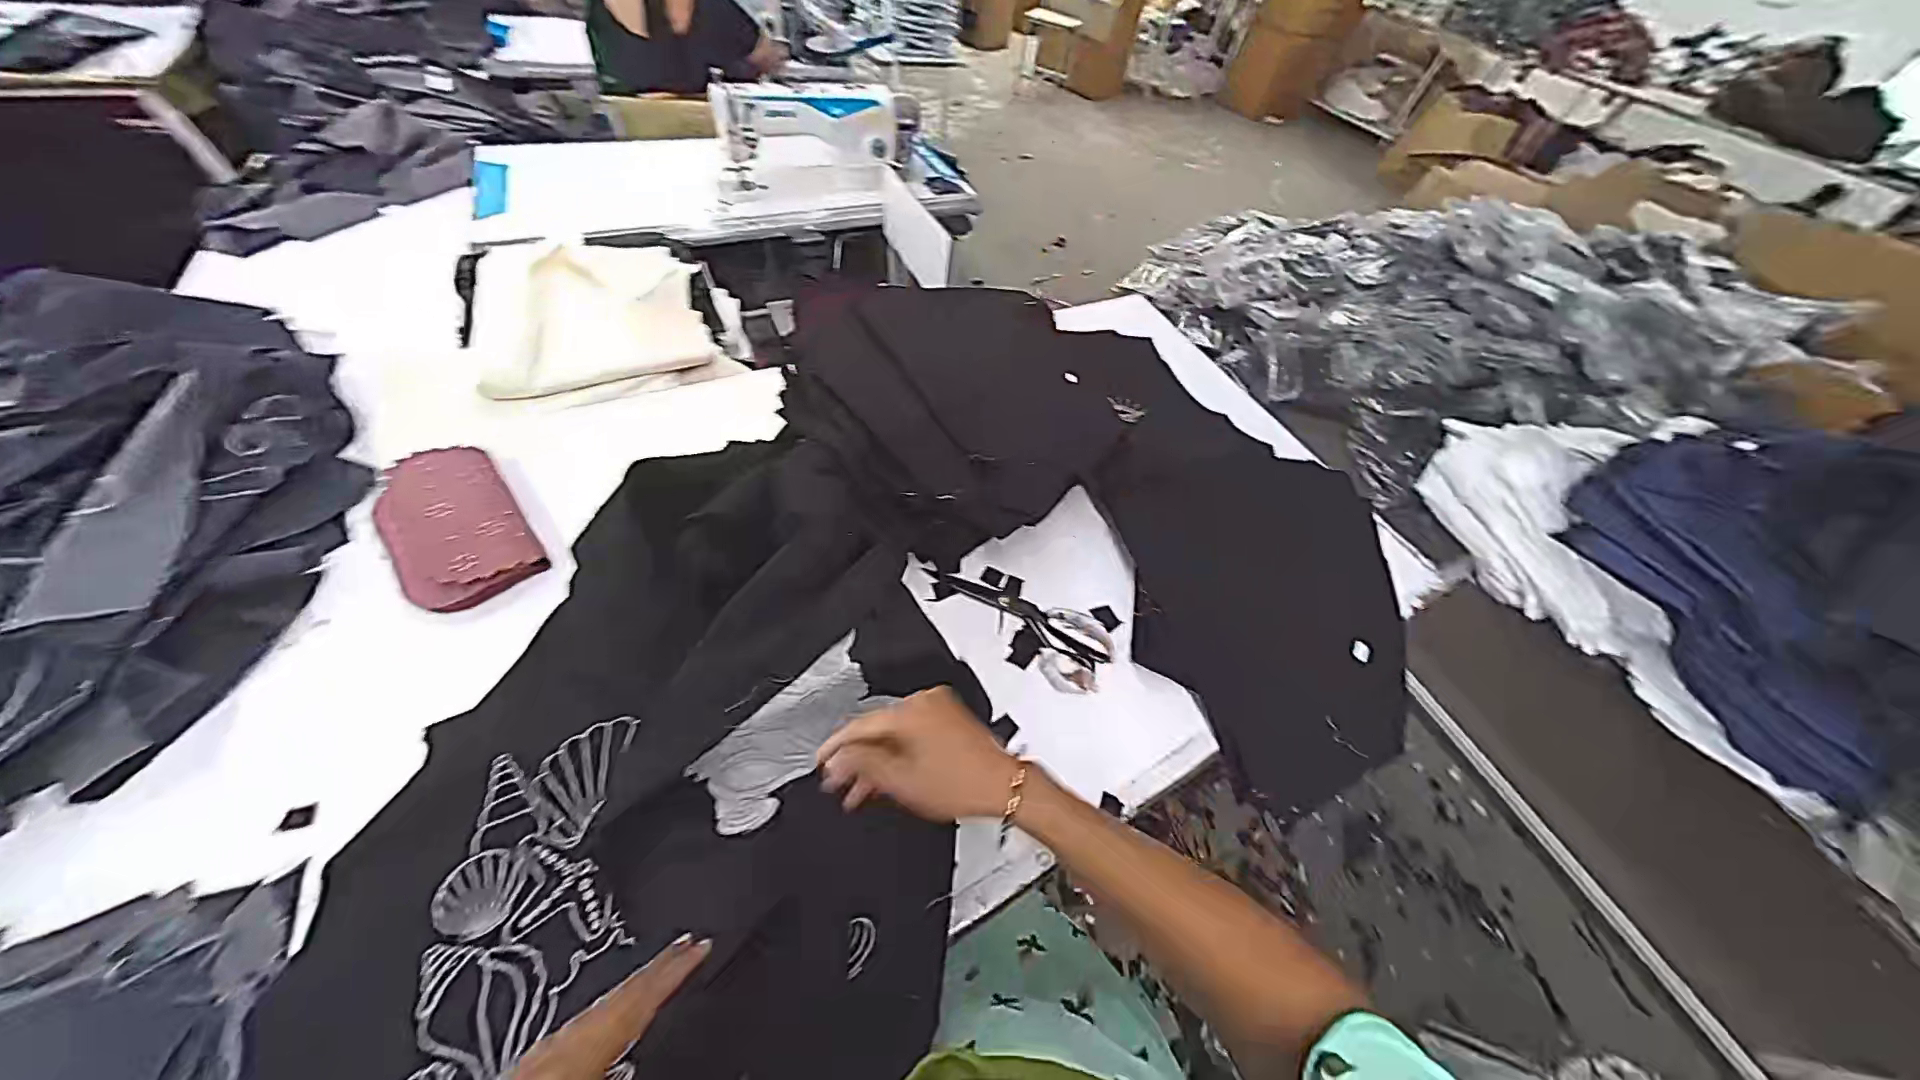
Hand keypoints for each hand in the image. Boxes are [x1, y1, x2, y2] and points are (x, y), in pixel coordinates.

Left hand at [504, 934, 710, 1079]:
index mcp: (571, 1058)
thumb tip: (673, 1053)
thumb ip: (628, 1068)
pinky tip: (596, 1026)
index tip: (700, 943)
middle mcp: (549, 1053)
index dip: (672, 970)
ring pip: (587, 1015)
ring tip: (652, 975)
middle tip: (684, 943)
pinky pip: (566, 1036)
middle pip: (611, 999)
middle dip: (651, 970)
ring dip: (624, 993)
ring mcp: (528, 1066)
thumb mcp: (584, 1074)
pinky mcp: (515, 1079)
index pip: (634, 1002)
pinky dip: (595, 1019)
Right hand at [816, 686, 1019, 821]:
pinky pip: (911, 731)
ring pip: (893, 733)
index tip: (821, 761)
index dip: (834, 748)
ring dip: (876, 759)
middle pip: (876, 729)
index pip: (858, 725)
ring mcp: (938, 708)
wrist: (1003, 786)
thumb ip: (862, 765)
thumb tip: (837, 759)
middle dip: (856, 759)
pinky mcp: (948, 717)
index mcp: (910, 711)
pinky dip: (897, 752)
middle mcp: (925, 702)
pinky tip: (886, 776)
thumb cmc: (965, 784)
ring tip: (860, 788)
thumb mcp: (901, 781)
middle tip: (838, 782)